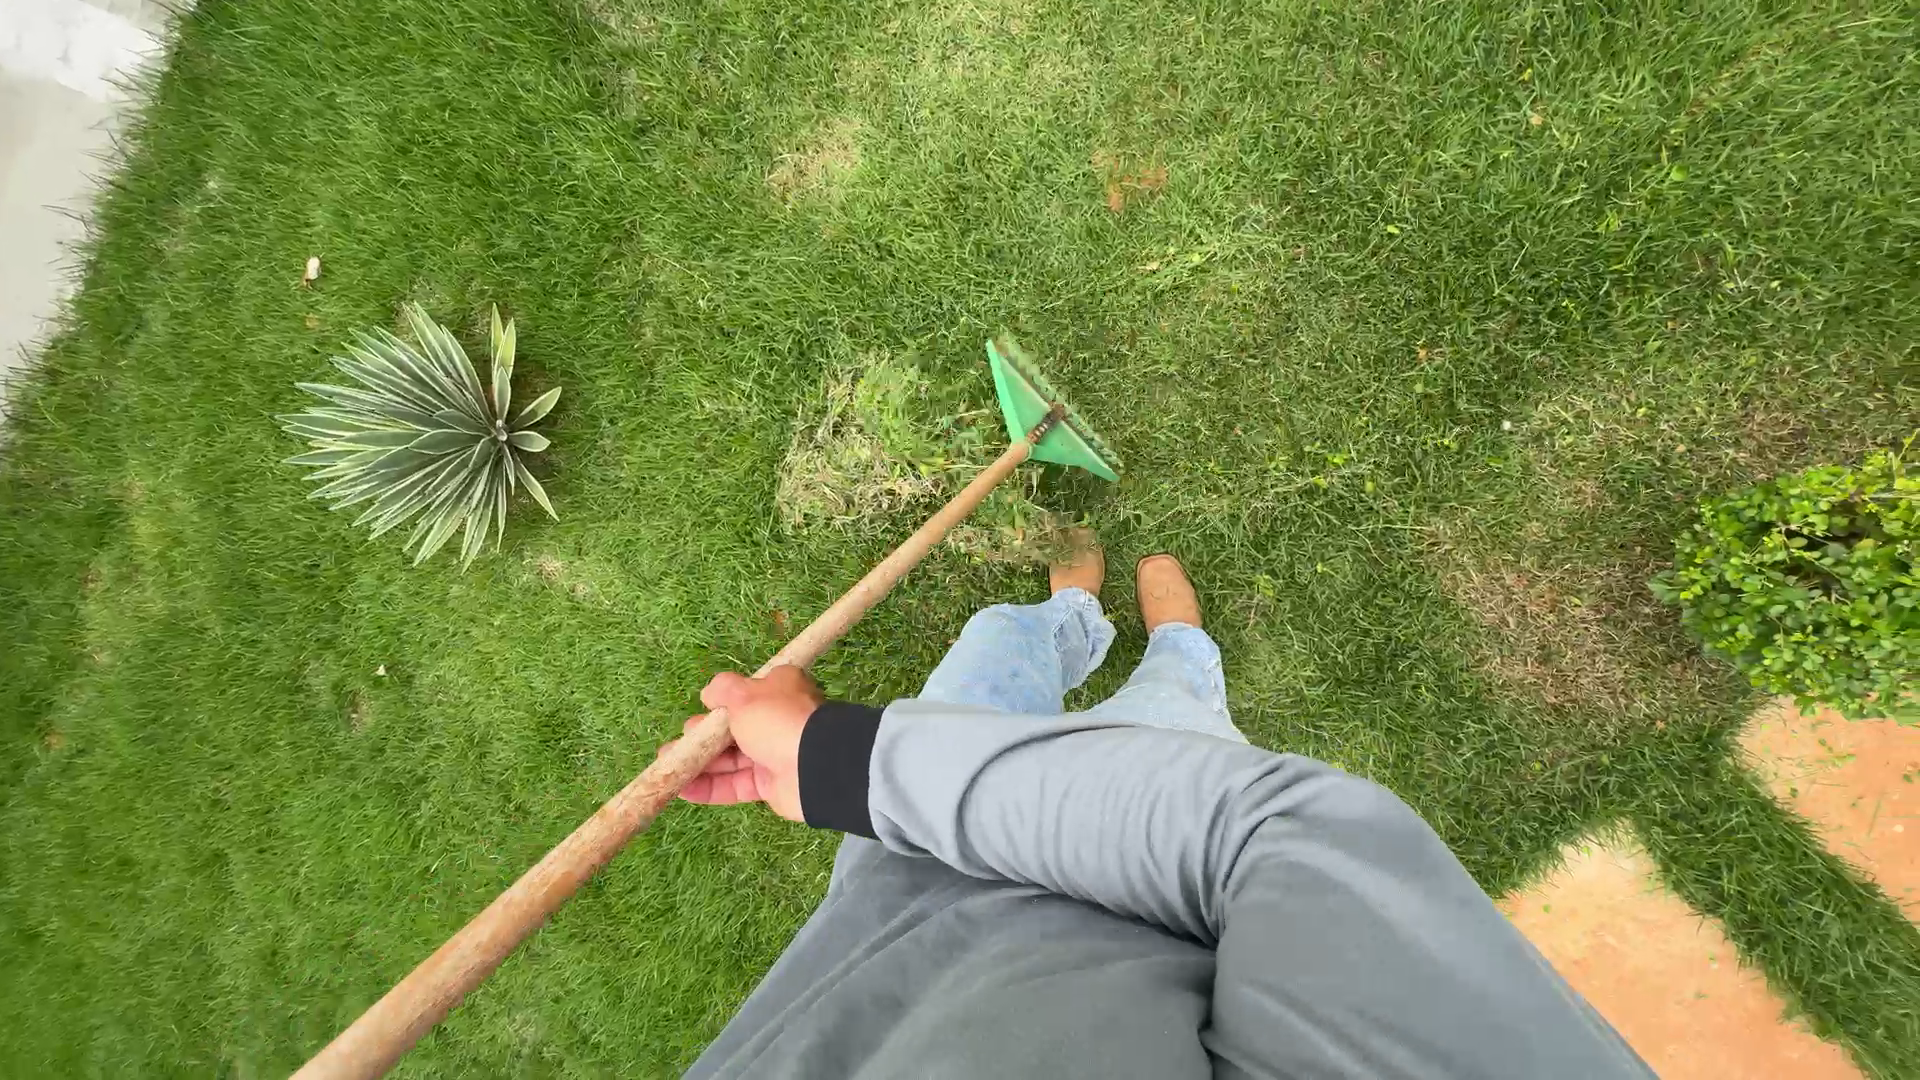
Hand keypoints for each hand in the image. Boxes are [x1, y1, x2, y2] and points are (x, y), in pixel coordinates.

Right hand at [659, 664, 822, 820]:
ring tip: (668, 764)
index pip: (749, 693)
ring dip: (699, 762)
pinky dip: (709, 787)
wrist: (814, 765)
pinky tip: (683, 787)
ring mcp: (773, 754)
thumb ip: (724, 690)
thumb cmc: (778, 719)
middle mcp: (777, 720)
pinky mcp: (769, 785)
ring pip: (731, 758)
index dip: (724, 702)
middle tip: (679, 743)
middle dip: (704, 735)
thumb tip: (710, 693)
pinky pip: (735, 785)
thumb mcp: (745, 694)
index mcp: (780, 691)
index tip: (703, 708)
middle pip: (735, 728)